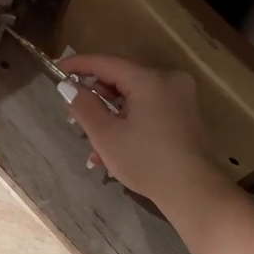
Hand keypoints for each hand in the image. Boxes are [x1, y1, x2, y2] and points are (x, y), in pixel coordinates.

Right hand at [55, 54, 232, 213]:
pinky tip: (114, 152)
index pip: (106, 62)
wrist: (194, 190)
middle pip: (122, 81)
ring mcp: (180, 98)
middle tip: (74, 119)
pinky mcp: (184, 116)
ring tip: (93, 148)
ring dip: (110, 118)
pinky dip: (129, 124)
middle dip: (96, 100)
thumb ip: (84, 106)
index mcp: (149, 79)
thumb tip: (68, 87)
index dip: (79, 65)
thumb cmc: (146, 161)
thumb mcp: (106, 135)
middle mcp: (168, 80)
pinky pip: (148, 110)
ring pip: (134, 99)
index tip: (58, 69)